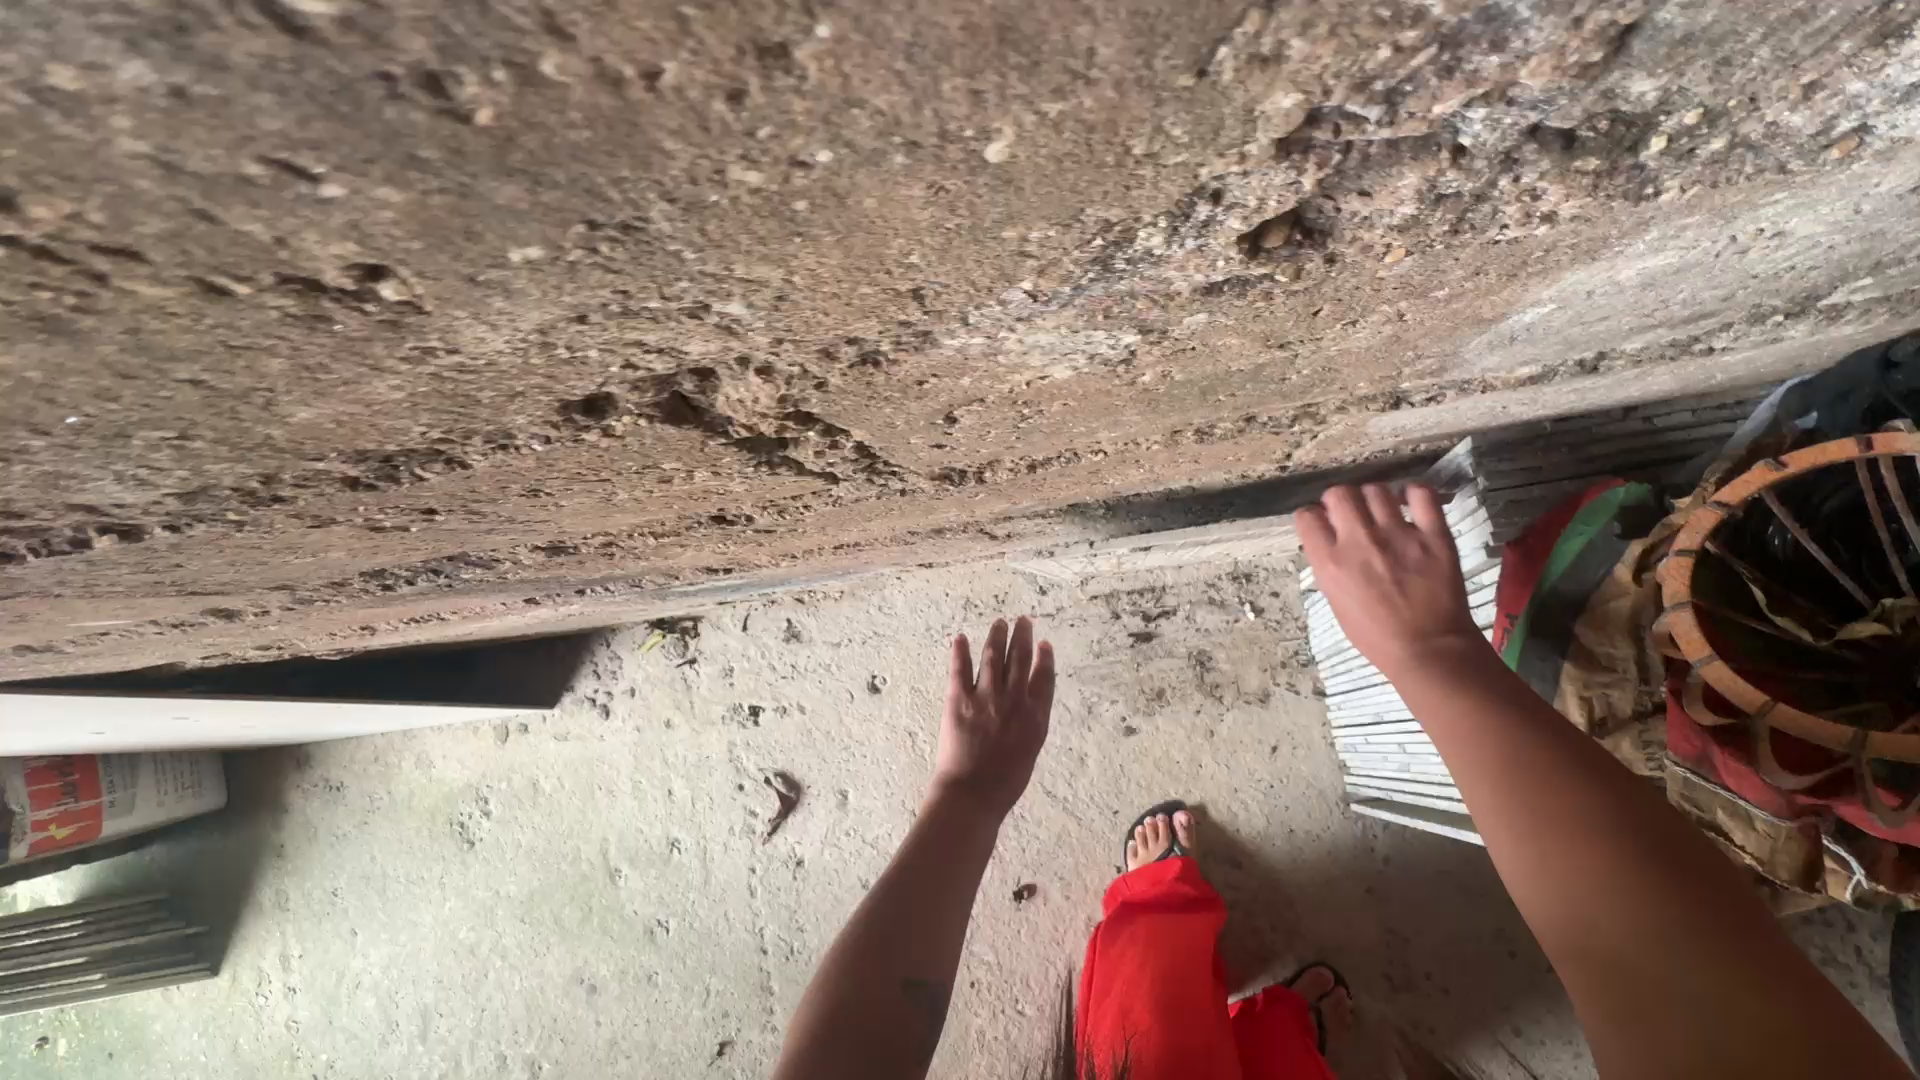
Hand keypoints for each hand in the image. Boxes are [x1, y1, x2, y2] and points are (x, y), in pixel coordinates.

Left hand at [930, 616, 1055, 818]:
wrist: (973, 795)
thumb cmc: (1004, 782)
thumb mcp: (1030, 751)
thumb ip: (1031, 724)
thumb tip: (1029, 705)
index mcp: (1035, 717)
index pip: (1044, 678)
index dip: (1045, 658)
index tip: (1044, 643)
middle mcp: (1013, 701)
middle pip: (1020, 660)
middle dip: (1022, 637)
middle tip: (1022, 621)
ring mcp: (985, 698)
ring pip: (993, 657)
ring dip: (997, 637)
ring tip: (999, 623)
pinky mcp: (958, 701)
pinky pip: (960, 669)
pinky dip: (960, 651)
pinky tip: (960, 638)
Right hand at [1296, 484, 1485, 676]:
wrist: (1428, 648)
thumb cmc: (1375, 634)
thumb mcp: (1335, 600)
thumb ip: (1329, 565)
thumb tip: (1330, 540)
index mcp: (1330, 562)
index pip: (1307, 516)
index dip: (1312, 517)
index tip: (1322, 524)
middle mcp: (1360, 542)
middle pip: (1339, 493)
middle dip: (1339, 500)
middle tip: (1350, 513)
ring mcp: (1399, 536)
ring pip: (1376, 489)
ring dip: (1372, 496)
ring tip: (1380, 511)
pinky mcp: (1434, 535)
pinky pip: (1421, 494)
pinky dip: (1412, 492)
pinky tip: (1409, 503)